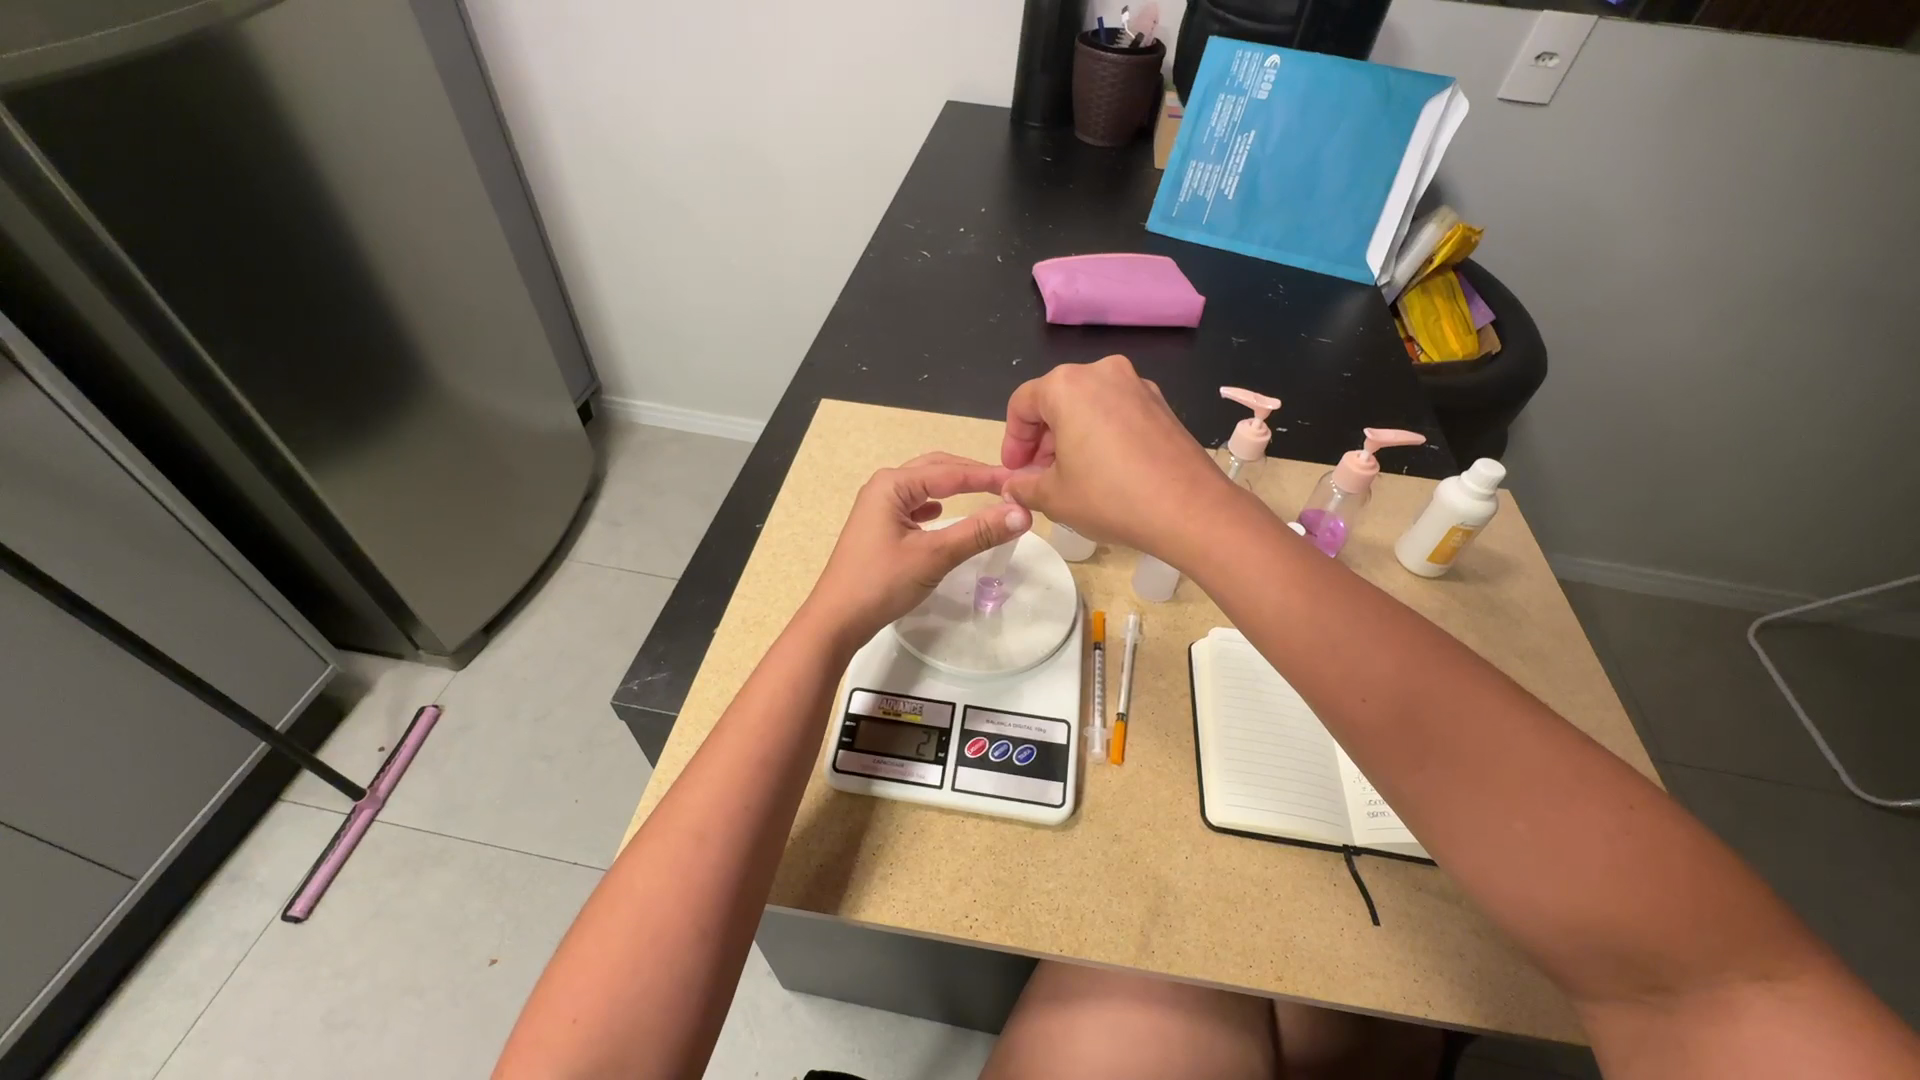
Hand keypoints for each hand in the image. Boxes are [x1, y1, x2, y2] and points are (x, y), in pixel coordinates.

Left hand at [802, 452, 1031, 643]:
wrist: (837, 619)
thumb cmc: (881, 582)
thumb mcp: (934, 555)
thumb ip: (979, 532)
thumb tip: (1022, 514)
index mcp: (893, 484)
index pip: (951, 472)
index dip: (988, 476)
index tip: (1021, 482)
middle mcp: (884, 487)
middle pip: (936, 470)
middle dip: (971, 475)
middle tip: (1007, 485)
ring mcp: (878, 508)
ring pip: (925, 487)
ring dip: (954, 488)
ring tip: (985, 494)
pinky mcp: (879, 528)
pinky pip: (914, 507)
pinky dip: (936, 506)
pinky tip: (944, 514)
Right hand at [1002, 356, 1237, 561]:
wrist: (1190, 509)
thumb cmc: (1110, 497)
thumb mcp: (1053, 497)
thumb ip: (1023, 486)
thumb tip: (1013, 486)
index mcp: (1067, 385)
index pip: (1023, 403)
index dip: (1012, 440)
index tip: (1014, 471)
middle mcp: (1102, 373)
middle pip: (1057, 400)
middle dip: (1042, 439)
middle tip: (1039, 477)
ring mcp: (1138, 385)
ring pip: (1089, 406)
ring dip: (1072, 437)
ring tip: (1072, 477)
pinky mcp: (1162, 405)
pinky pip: (1117, 413)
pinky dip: (1102, 436)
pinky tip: (1106, 472)